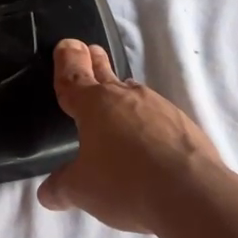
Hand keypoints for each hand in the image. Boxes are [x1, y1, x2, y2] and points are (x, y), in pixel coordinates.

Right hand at [37, 38, 223, 234]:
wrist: (191, 192)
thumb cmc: (125, 182)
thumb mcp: (82, 191)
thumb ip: (62, 187)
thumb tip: (47, 193)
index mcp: (93, 103)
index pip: (73, 75)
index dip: (66, 60)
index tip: (67, 44)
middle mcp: (124, 95)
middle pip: (105, 72)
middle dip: (95, 62)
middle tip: (91, 53)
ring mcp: (157, 106)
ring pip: (133, 94)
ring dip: (124, 98)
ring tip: (119, 113)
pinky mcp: (183, 124)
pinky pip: (158, 116)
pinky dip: (150, 124)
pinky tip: (151, 146)